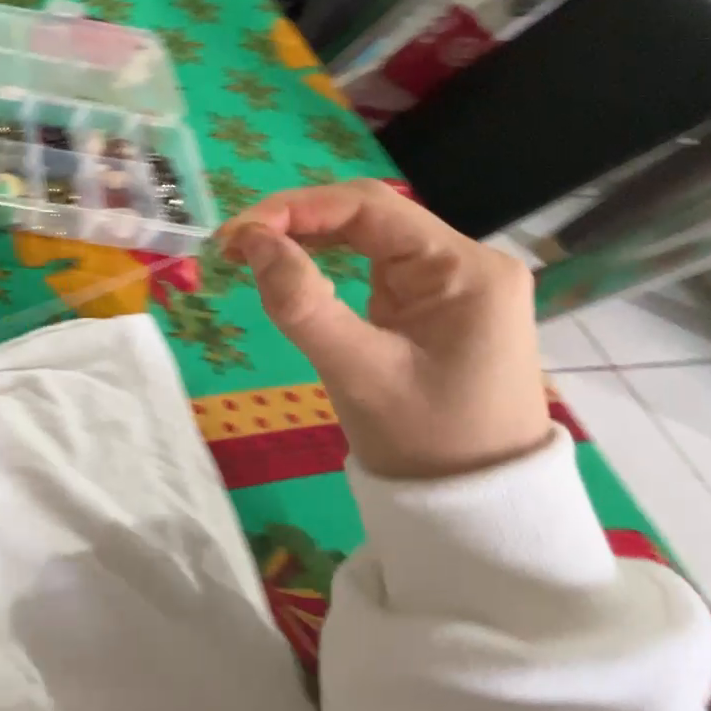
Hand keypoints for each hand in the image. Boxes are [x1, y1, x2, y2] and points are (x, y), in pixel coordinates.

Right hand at [218, 180, 552, 480]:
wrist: (478, 503)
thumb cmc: (426, 440)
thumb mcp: (357, 372)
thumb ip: (302, 303)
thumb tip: (250, 241)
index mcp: (464, 269)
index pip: (368, 207)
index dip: (293, 209)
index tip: (234, 235)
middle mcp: (464, 261)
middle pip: (366, 213)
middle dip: (294, 220)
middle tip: (232, 247)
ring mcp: (449, 280)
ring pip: (365, 234)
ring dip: (303, 237)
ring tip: (248, 255)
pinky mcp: (430, 301)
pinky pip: (369, 262)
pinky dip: (323, 260)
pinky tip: (289, 270)